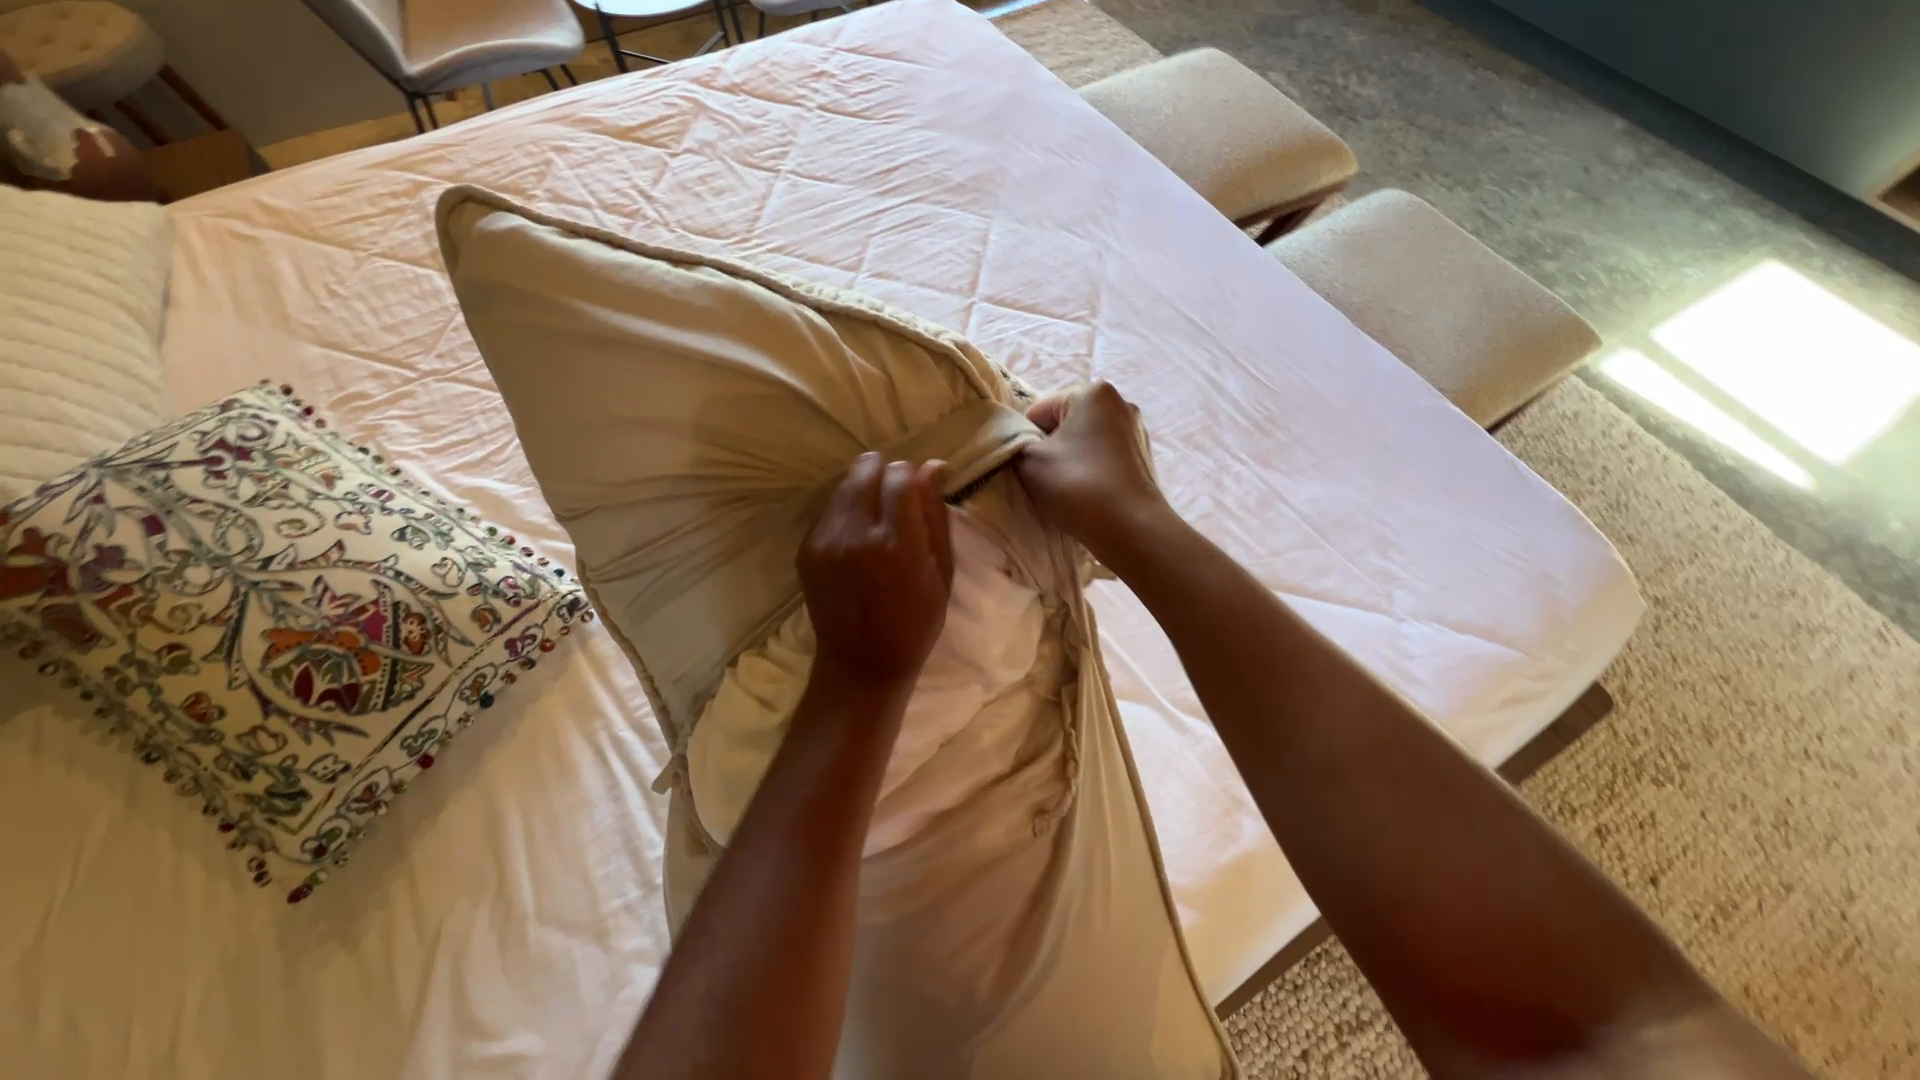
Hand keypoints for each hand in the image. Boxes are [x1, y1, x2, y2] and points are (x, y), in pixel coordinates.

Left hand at [798, 453, 953, 688]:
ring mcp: (825, 541)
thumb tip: (932, 467)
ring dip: (862, 489)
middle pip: (865, 469)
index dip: (911, 475)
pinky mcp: (806, 550)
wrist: (862, 663)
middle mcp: (856, 534)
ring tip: (874, 517)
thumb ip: (935, 516)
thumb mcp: (942, 572)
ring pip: (843, 486)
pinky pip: (827, 512)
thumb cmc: (915, 623)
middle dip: (883, 473)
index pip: (899, 475)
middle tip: (894, 495)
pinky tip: (855, 538)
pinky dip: (844, 513)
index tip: (915, 488)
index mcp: (896, 542)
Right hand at [1014, 381, 1171, 556]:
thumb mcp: (1029, 461)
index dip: (1027, 441)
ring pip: (1085, 442)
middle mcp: (1120, 403)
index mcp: (1092, 392)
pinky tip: (1091, 494)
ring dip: (1072, 461)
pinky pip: (1104, 458)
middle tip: (1049, 479)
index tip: (1033, 468)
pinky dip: (1093, 471)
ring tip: (1071, 490)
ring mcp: (1136, 431)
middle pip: (1065, 424)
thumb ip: (1017, 443)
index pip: (1039, 412)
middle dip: (1052, 448)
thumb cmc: (1077, 485)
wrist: (1131, 528)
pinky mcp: (1144, 457)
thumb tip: (1027, 444)